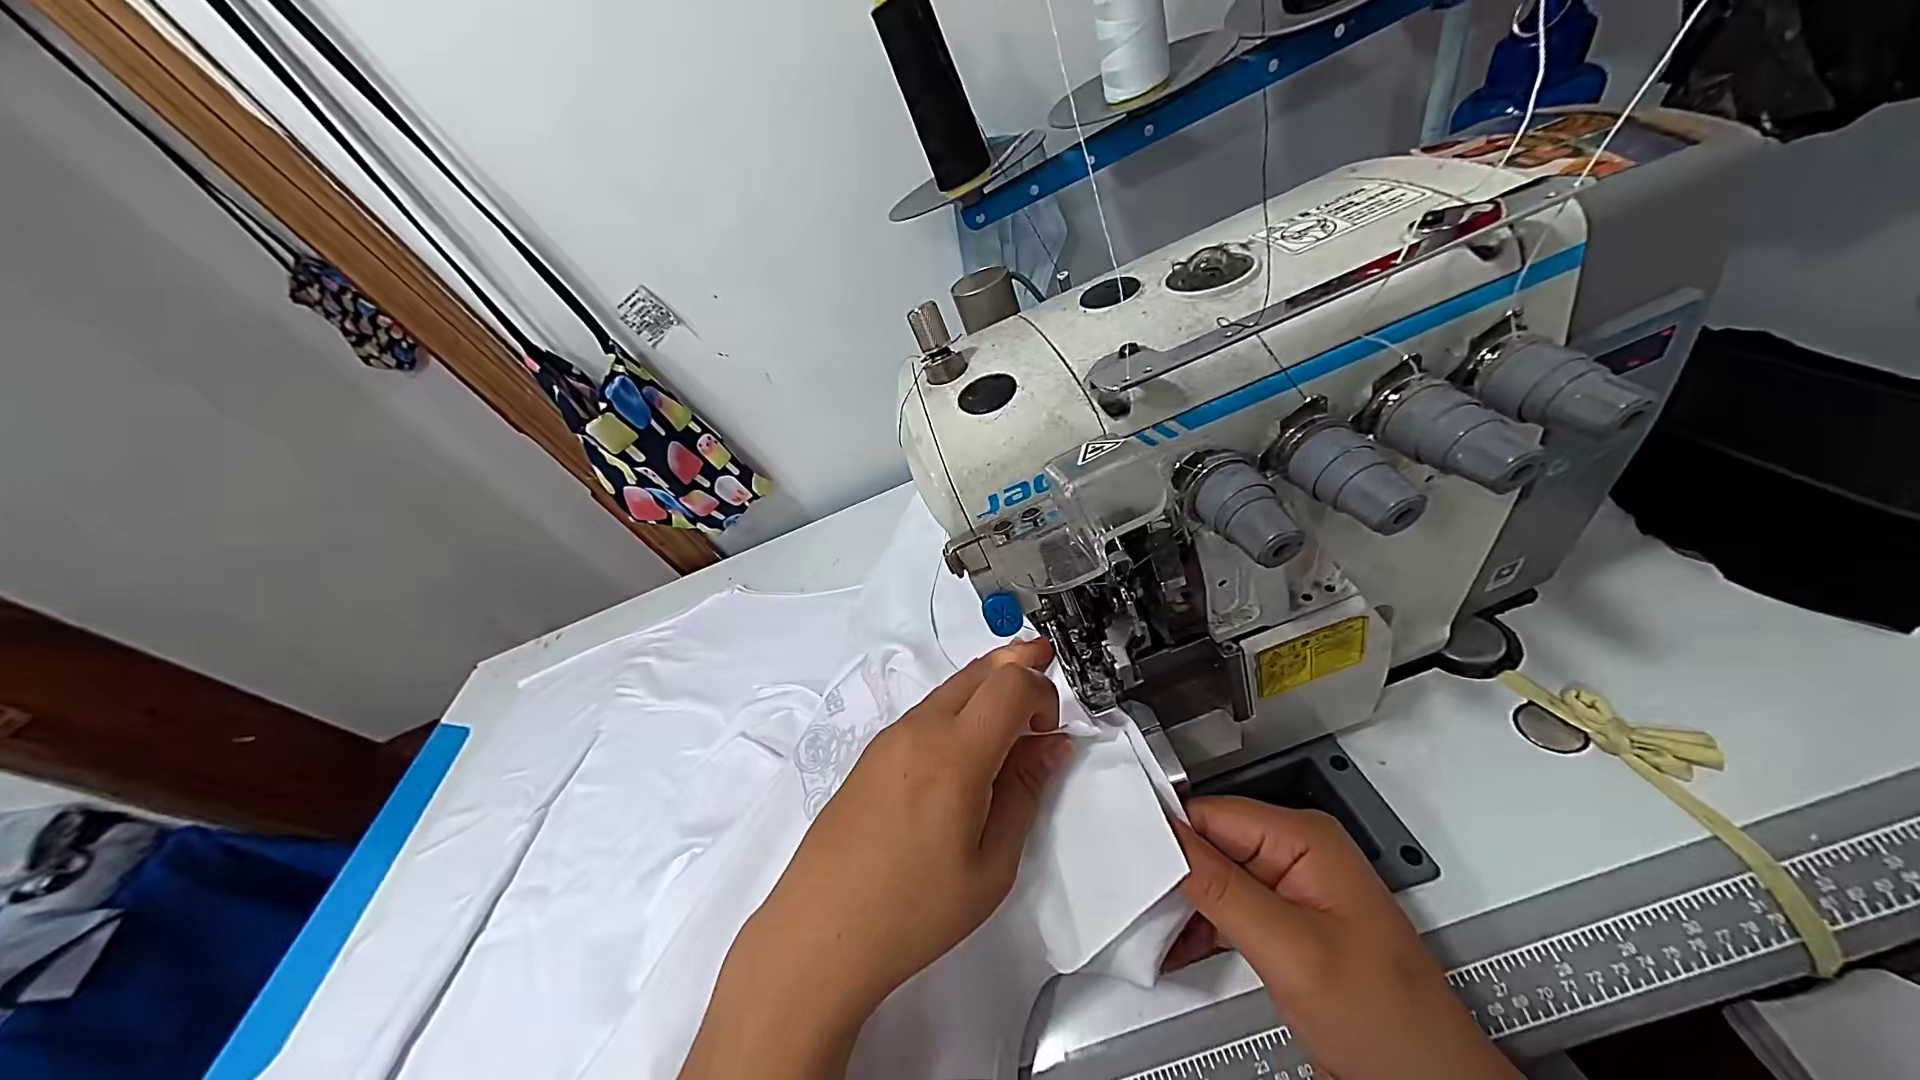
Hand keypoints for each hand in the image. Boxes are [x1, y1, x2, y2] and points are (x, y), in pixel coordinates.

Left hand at [680, 640, 1072, 1079]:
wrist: (820, 931)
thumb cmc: (915, 909)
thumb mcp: (992, 864)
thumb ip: (1024, 792)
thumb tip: (1051, 744)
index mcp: (955, 752)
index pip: (1011, 683)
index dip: (1043, 693)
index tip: (1052, 733)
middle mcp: (920, 728)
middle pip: (980, 670)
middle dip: (1020, 666)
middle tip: (1049, 676)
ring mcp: (890, 736)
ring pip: (952, 686)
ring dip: (989, 687)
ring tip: (1016, 718)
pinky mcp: (873, 752)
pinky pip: (928, 711)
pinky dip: (961, 708)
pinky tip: (970, 746)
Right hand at [1173, 798, 1520, 1079]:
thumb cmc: (1393, 1025)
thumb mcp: (1293, 950)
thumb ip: (1223, 890)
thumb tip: (1167, 840)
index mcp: (1304, 839)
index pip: (1211, 813)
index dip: (1170, 837)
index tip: (1134, 862)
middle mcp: (1293, 853)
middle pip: (1208, 842)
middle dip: (1172, 873)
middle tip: (1140, 901)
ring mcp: (1286, 888)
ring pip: (1210, 874)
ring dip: (1181, 902)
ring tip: (1153, 928)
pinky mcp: (1279, 919)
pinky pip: (1223, 904)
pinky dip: (1197, 923)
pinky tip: (1176, 943)